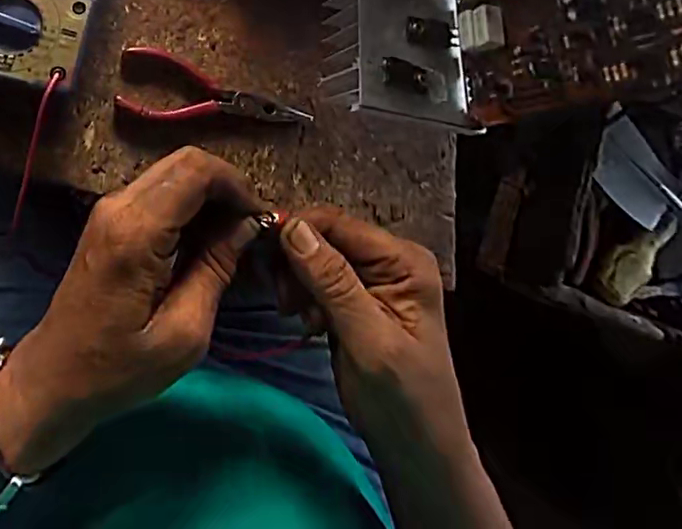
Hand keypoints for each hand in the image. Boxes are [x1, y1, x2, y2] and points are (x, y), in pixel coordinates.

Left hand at [0, 147, 264, 474]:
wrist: (53, 379)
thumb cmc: (117, 368)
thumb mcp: (184, 333)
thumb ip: (217, 269)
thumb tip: (247, 225)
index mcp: (136, 232)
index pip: (196, 170)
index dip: (237, 185)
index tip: (258, 219)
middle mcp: (119, 205)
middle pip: (186, 161)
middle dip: (226, 186)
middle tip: (247, 227)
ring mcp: (110, 206)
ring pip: (174, 171)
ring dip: (208, 194)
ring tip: (229, 236)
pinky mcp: (110, 215)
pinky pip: (160, 189)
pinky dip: (189, 203)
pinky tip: (201, 239)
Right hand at [279, 208, 510, 527]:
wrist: (419, 456)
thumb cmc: (403, 401)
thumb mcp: (368, 340)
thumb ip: (332, 282)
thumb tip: (293, 228)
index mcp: (404, 259)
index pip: (340, 223)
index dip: (298, 229)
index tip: (262, 251)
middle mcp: (390, 259)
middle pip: (326, 237)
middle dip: (297, 263)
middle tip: (285, 302)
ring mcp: (373, 279)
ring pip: (317, 258)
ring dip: (299, 282)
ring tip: (300, 318)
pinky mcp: (356, 299)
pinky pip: (319, 281)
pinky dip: (305, 297)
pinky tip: (309, 324)